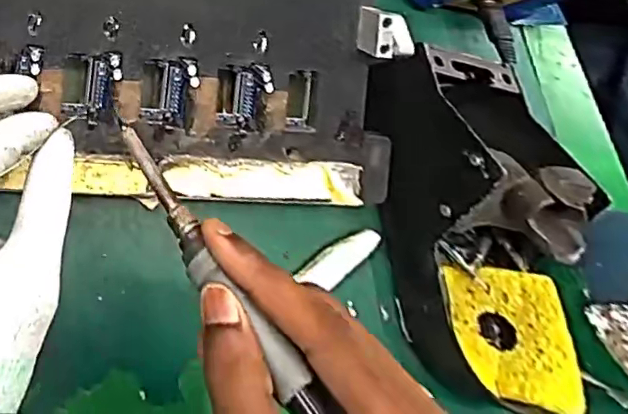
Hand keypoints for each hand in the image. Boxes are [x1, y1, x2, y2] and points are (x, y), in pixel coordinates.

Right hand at [198, 219, 439, 413]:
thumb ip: (240, 382)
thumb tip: (216, 301)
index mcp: (395, 407)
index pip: (317, 317)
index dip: (256, 270)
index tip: (211, 232)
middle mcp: (416, 399)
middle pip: (329, 318)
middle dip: (264, 295)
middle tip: (211, 274)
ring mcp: (416, 403)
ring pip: (340, 336)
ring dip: (283, 326)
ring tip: (240, 327)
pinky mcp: (402, 406)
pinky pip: (351, 360)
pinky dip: (307, 351)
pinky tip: (280, 363)